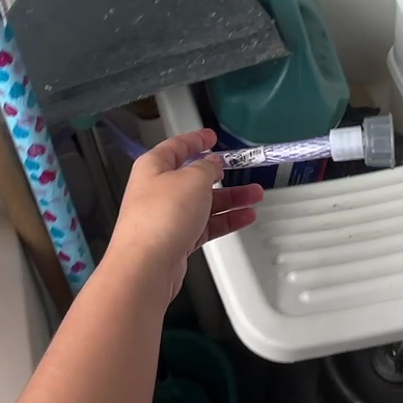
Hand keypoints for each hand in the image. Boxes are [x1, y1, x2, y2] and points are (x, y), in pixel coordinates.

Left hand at [106, 130, 261, 301]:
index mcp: (153, 167)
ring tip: (255, 196)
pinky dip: (225, 220)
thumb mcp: (192, 179)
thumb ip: (207, 168)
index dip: (196, 139)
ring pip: (204, 203)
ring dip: (230, 198)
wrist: (146, 266)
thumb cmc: (160, 217)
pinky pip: (206, 225)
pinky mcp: (176, 240)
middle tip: (242, 169)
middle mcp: (157, 190)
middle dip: (222, 175)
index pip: (177, 146)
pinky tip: (244, 217)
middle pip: (194, 177)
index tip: (210, 137)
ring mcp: (167, 216)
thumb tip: (212, 164)